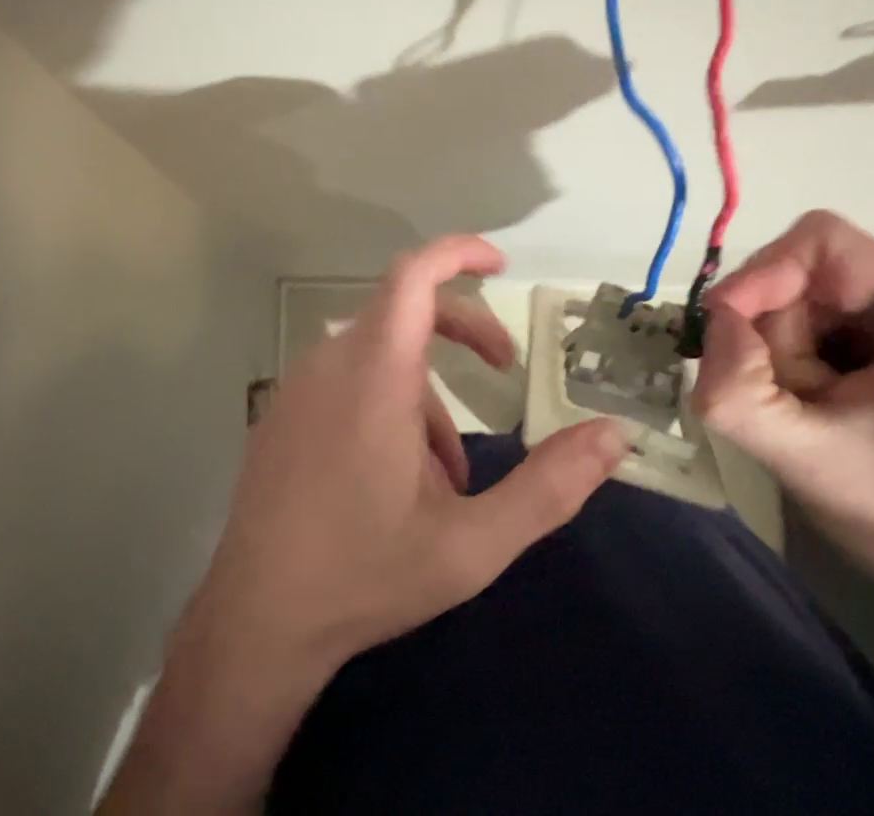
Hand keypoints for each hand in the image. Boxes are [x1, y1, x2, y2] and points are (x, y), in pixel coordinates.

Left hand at [186, 234, 628, 679]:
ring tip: (451, 475)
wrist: (257, 621)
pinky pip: (345, 384)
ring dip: (425, 392)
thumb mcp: (473, 543)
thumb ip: (550, 486)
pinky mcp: (280, 419)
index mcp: (374, 377)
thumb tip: (616, 436)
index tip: (500, 263)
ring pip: (377, 358)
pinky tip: (399, 480)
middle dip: (463, 331)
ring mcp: (295, 392)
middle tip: (505, 370)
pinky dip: (387, 405)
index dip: (457, 252)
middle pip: (403, 314)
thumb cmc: (366, 575)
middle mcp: (328, 367)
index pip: (412, 277)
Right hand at [691, 211, 873, 606]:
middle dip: (769, 333)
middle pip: (805, 275)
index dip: (761, 274)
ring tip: (804, 416)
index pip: (819, 241)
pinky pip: (814, 332)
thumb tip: (709, 327)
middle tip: (778, 400)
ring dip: (778, 356)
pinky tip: (811, 412)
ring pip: (801, 306)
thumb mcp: (807, 457)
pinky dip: (790, 366)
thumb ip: (739, 392)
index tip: (723, 333)